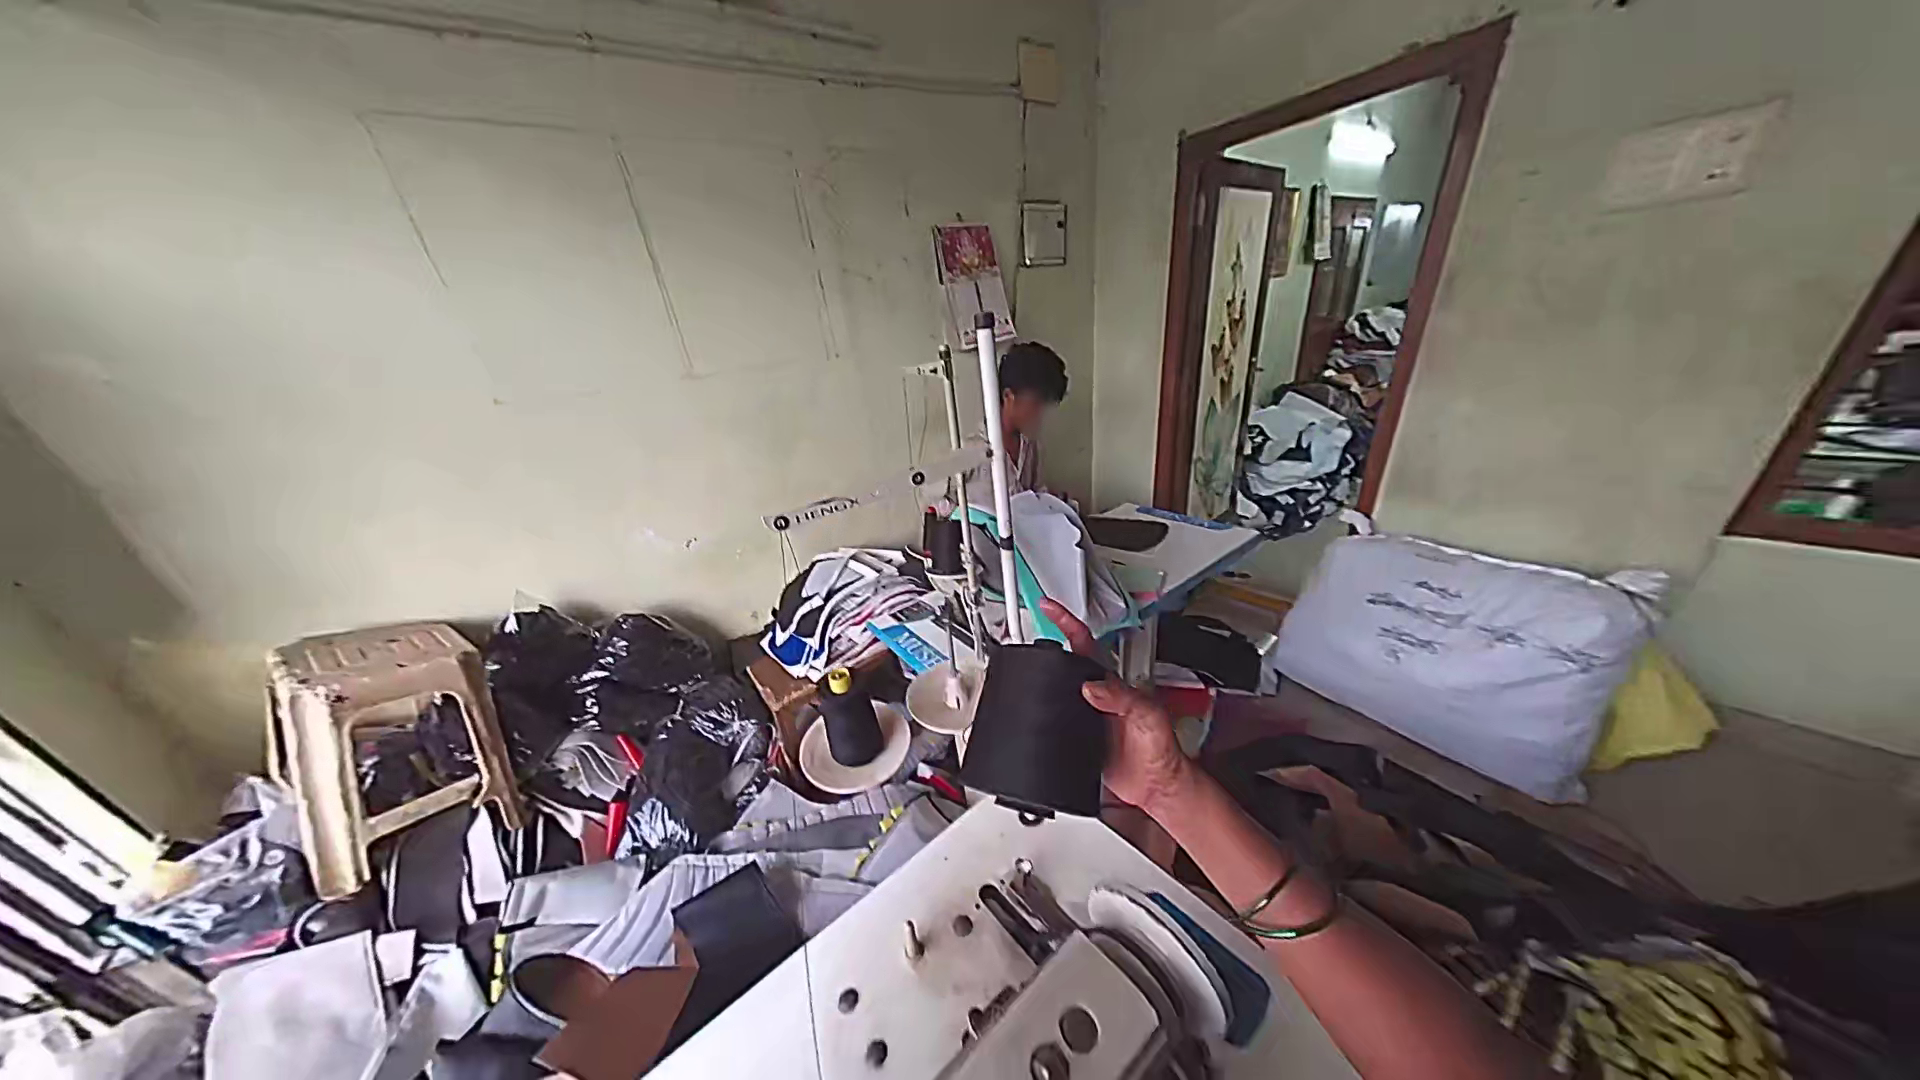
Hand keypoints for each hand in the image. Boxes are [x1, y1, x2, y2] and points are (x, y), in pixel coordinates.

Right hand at [1038, 599, 1193, 814]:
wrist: (1156, 786)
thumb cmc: (1161, 750)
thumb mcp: (1147, 716)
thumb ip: (1121, 698)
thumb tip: (1090, 687)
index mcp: (1111, 682)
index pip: (1085, 644)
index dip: (1066, 622)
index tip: (1050, 608)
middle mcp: (1096, 695)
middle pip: (1066, 660)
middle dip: (1047, 640)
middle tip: (1031, 624)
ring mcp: (1085, 714)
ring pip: (1056, 688)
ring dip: (1040, 675)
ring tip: (1023, 660)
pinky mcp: (1076, 737)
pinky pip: (1053, 719)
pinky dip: (1040, 712)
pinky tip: (1032, 710)